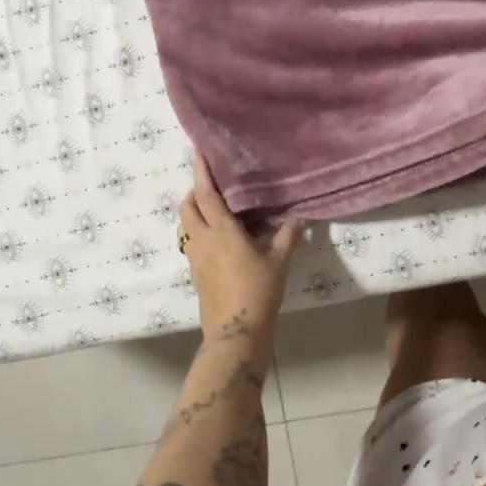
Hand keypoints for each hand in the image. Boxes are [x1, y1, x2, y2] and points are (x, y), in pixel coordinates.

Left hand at [177, 154, 300, 337]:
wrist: (235, 334)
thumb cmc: (258, 292)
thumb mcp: (279, 262)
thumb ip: (288, 237)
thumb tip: (300, 217)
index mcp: (222, 231)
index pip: (206, 194)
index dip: (201, 171)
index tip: (197, 151)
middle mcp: (202, 240)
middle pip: (187, 207)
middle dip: (194, 191)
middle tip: (212, 183)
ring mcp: (195, 258)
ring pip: (184, 225)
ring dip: (192, 211)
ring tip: (212, 207)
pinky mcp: (195, 273)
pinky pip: (190, 242)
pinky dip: (196, 230)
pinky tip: (216, 236)